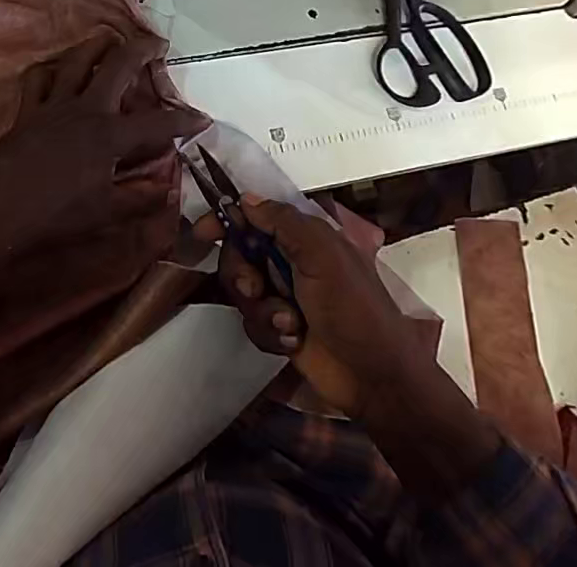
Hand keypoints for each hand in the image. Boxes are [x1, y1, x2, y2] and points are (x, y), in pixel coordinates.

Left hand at [0, 33, 209, 269]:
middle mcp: (85, 109)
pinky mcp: (28, 111)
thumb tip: (167, 190)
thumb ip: (139, 198)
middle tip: (156, 42)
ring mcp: (53, 105)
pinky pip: (39, 79)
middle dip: (142, 50)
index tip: (202, 118)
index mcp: (109, 135)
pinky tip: (57, 68)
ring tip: (109, 38)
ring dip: (97, 46)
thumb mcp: (104, 212)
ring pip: (77, 61)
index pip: (156, 123)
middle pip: (118, 67)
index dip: (183, 120)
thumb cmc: (54, 215)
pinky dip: (51, 68)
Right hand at [204, 196, 437, 419]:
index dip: (227, 220)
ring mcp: (283, 294)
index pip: (255, 216)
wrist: (373, 377)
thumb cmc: (352, 307)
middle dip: (242, 274)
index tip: (203, 233)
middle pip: (238, 254)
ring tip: (290, 324)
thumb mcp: (322, 255)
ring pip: (242, 291)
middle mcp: (290, 260)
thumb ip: (283, 222)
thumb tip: (246, 199)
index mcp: (304, 236)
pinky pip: (251, 321)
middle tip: (255, 288)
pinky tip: (293, 341)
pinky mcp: (279, 327)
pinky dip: (269, 331)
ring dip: (262, 309)